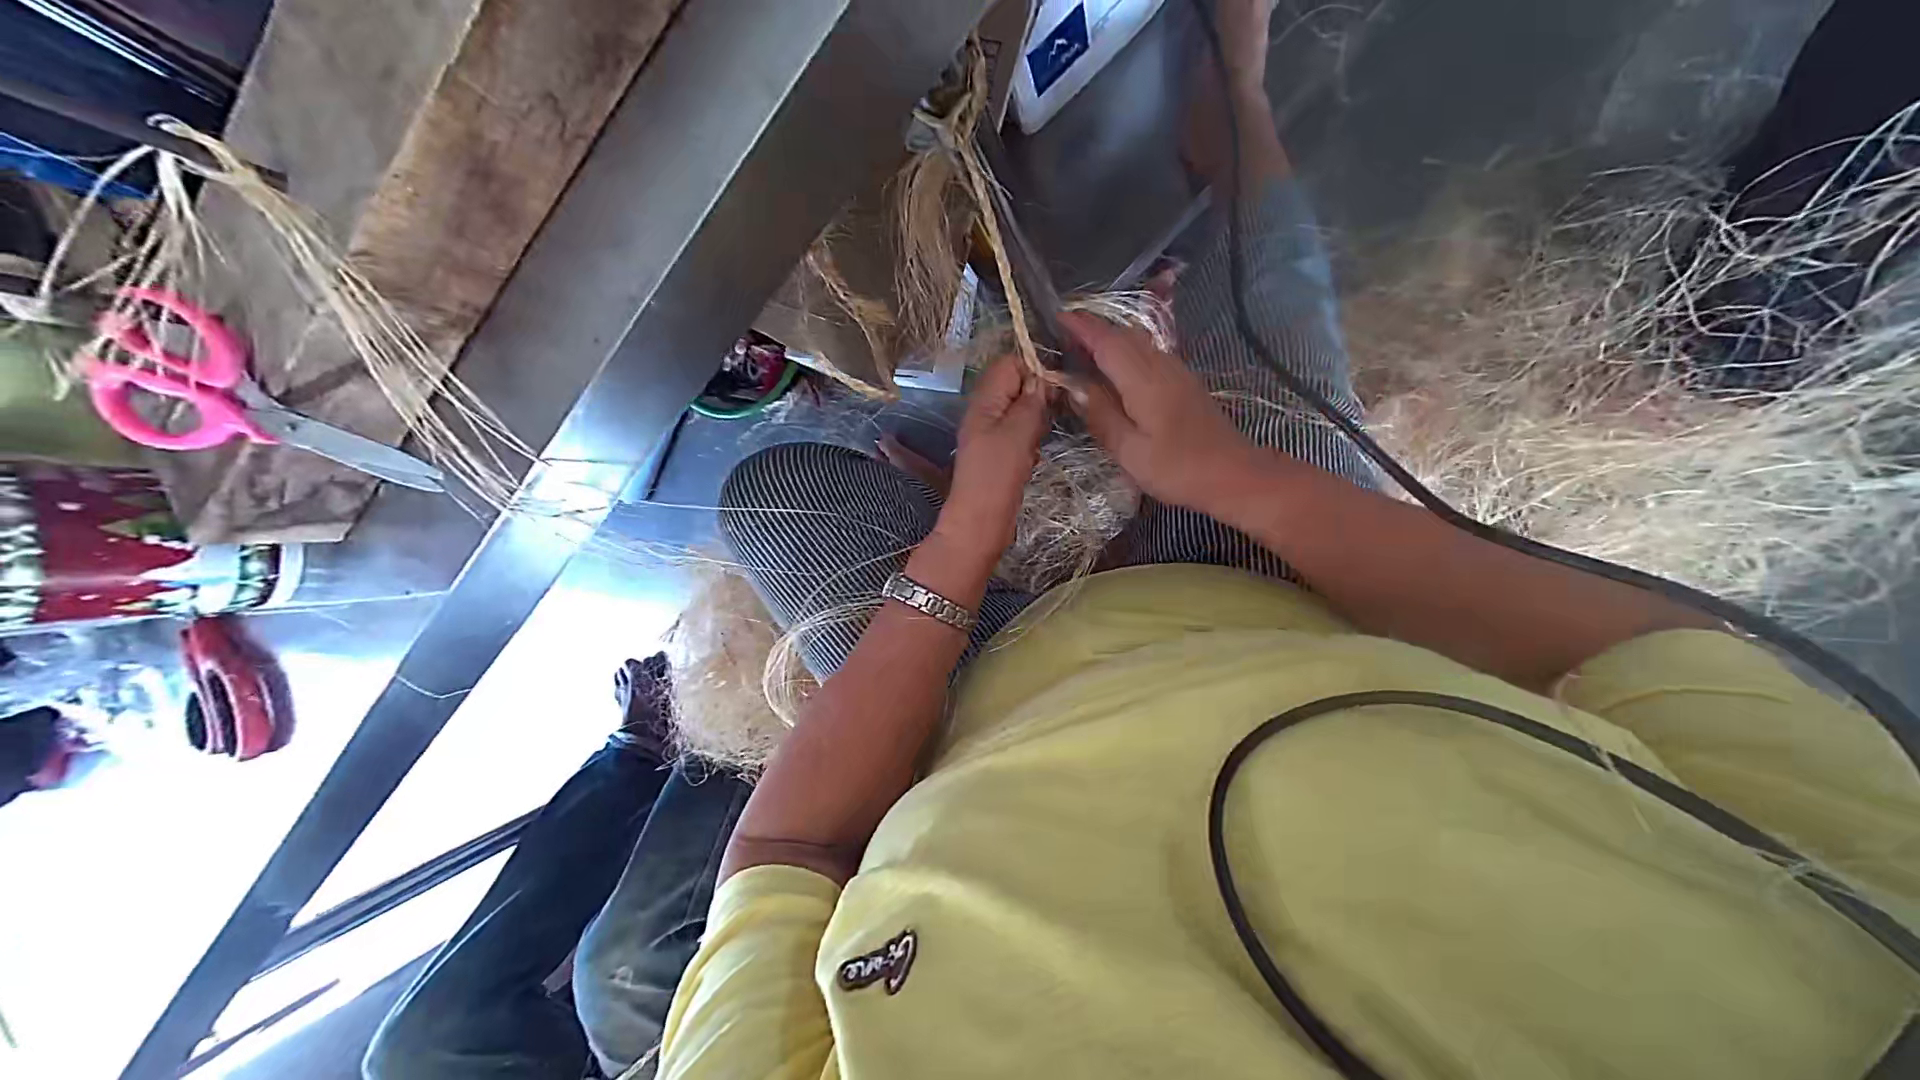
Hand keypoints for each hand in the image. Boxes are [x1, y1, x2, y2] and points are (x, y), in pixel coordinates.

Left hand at [934, 353, 1050, 557]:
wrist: (980, 524)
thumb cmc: (996, 477)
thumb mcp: (1017, 434)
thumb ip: (1030, 403)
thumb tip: (1042, 379)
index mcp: (983, 402)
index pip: (1008, 364)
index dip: (1032, 369)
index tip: (1054, 388)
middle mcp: (985, 414)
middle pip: (1015, 386)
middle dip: (1037, 395)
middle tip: (1051, 415)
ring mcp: (991, 435)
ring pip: (1020, 411)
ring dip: (1036, 419)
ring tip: (1041, 437)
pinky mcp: (999, 455)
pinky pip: (1020, 434)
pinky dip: (1031, 439)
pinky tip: (1035, 454)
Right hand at [1061, 311, 1262, 512]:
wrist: (1234, 475)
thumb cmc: (1178, 469)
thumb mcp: (1130, 451)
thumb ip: (1101, 416)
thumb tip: (1074, 387)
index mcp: (1144, 380)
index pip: (1107, 342)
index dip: (1081, 327)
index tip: (1057, 317)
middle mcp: (1161, 366)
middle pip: (1123, 336)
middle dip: (1092, 330)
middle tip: (1062, 337)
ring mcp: (1176, 373)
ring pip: (1138, 343)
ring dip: (1109, 340)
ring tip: (1082, 350)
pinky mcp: (1184, 383)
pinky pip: (1148, 356)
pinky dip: (1126, 353)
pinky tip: (1115, 371)